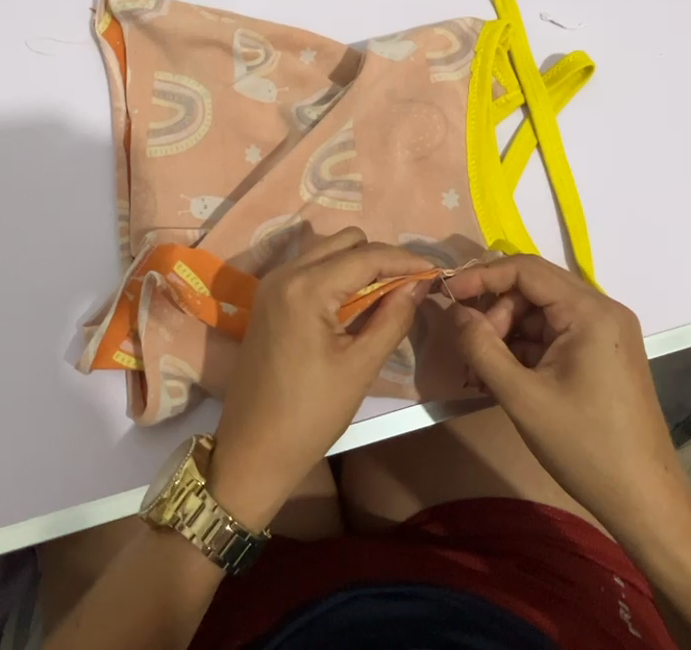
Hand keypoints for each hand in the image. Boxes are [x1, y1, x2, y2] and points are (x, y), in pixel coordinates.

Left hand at [208, 229, 431, 528]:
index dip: (405, 260)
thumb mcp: (361, 366)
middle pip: (345, 241)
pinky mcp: (267, 298)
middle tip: (410, 287)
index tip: (436, 273)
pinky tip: (355, 304)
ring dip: (358, 264)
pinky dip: (336, 275)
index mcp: (306, 288)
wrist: (254, 449)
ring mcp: (271, 284)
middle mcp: (285, 273)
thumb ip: (393, 317)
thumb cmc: (311, 414)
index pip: (366, 255)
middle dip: (381, 258)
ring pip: (326, 250)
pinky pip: (310, 268)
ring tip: (387, 295)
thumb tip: (419, 284)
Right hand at [444, 255, 685, 534]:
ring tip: (479, 372)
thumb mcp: (521, 397)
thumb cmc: (584, 446)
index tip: (446, 294)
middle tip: (471, 350)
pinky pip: (553, 336)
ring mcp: (604, 334)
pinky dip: (524, 351)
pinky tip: (500, 378)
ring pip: (540, 314)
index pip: (526, 269)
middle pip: (532, 289)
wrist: (644, 500)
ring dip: (505, 335)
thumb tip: (454, 311)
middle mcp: (602, 311)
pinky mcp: (601, 355)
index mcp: (590, 312)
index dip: (481, 276)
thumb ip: (481, 347)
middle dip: (494, 312)